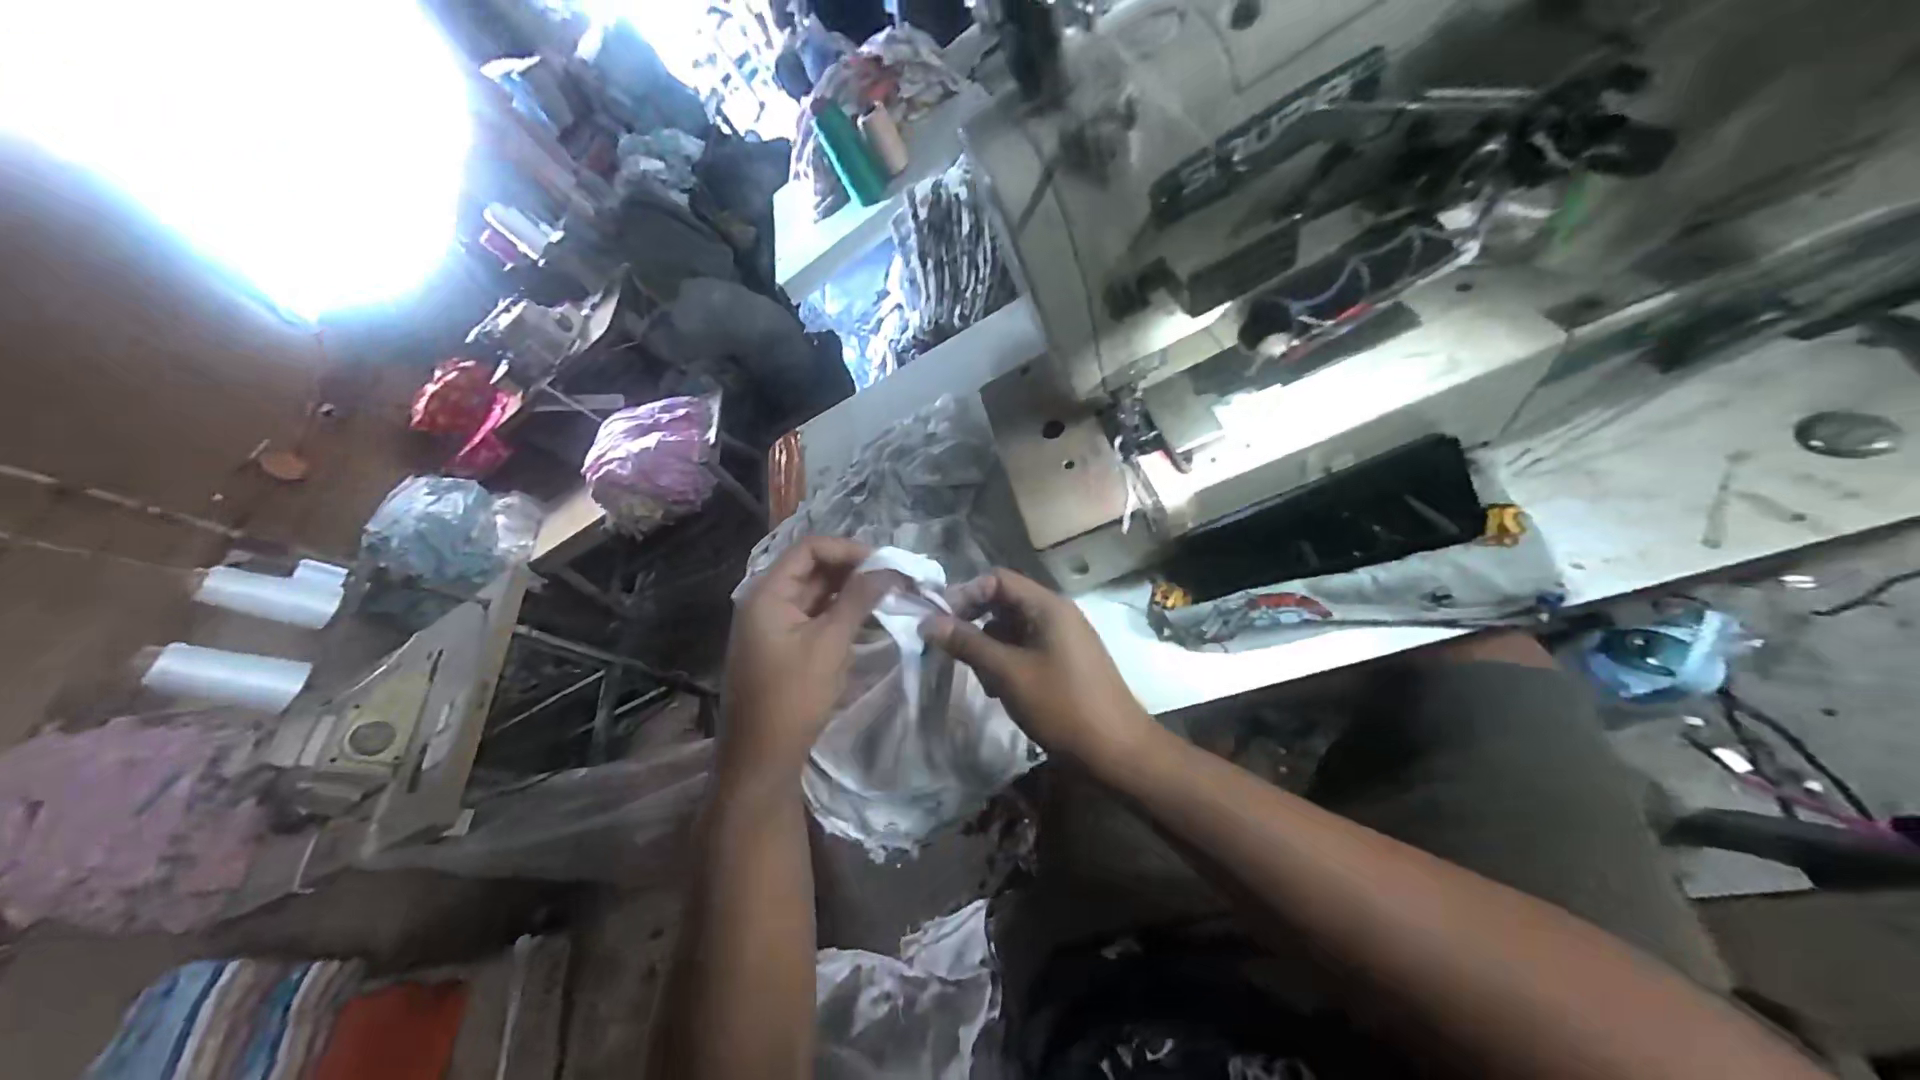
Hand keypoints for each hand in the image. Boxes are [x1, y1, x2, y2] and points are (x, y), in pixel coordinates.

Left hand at [720, 537, 892, 780]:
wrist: (761, 757)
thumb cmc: (793, 696)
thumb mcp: (830, 643)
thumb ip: (858, 599)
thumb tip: (888, 569)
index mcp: (767, 593)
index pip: (810, 548)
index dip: (849, 549)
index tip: (886, 564)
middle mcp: (766, 601)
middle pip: (813, 568)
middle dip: (854, 570)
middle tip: (894, 579)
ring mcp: (773, 624)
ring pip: (817, 593)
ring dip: (851, 591)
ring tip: (889, 596)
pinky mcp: (783, 645)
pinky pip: (815, 616)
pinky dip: (841, 613)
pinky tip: (870, 618)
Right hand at [921, 568, 1154, 771]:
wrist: (1117, 751)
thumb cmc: (1062, 706)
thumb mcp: (1008, 673)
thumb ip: (968, 644)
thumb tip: (928, 622)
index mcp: (1048, 606)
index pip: (997, 579)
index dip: (965, 595)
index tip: (940, 623)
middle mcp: (1057, 614)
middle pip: (1004, 602)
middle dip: (974, 623)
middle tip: (951, 650)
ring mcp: (1064, 639)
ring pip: (1013, 629)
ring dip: (989, 647)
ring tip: (979, 677)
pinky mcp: (1065, 663)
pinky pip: (1026, 649)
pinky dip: (1007, 662)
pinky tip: (999, 690)